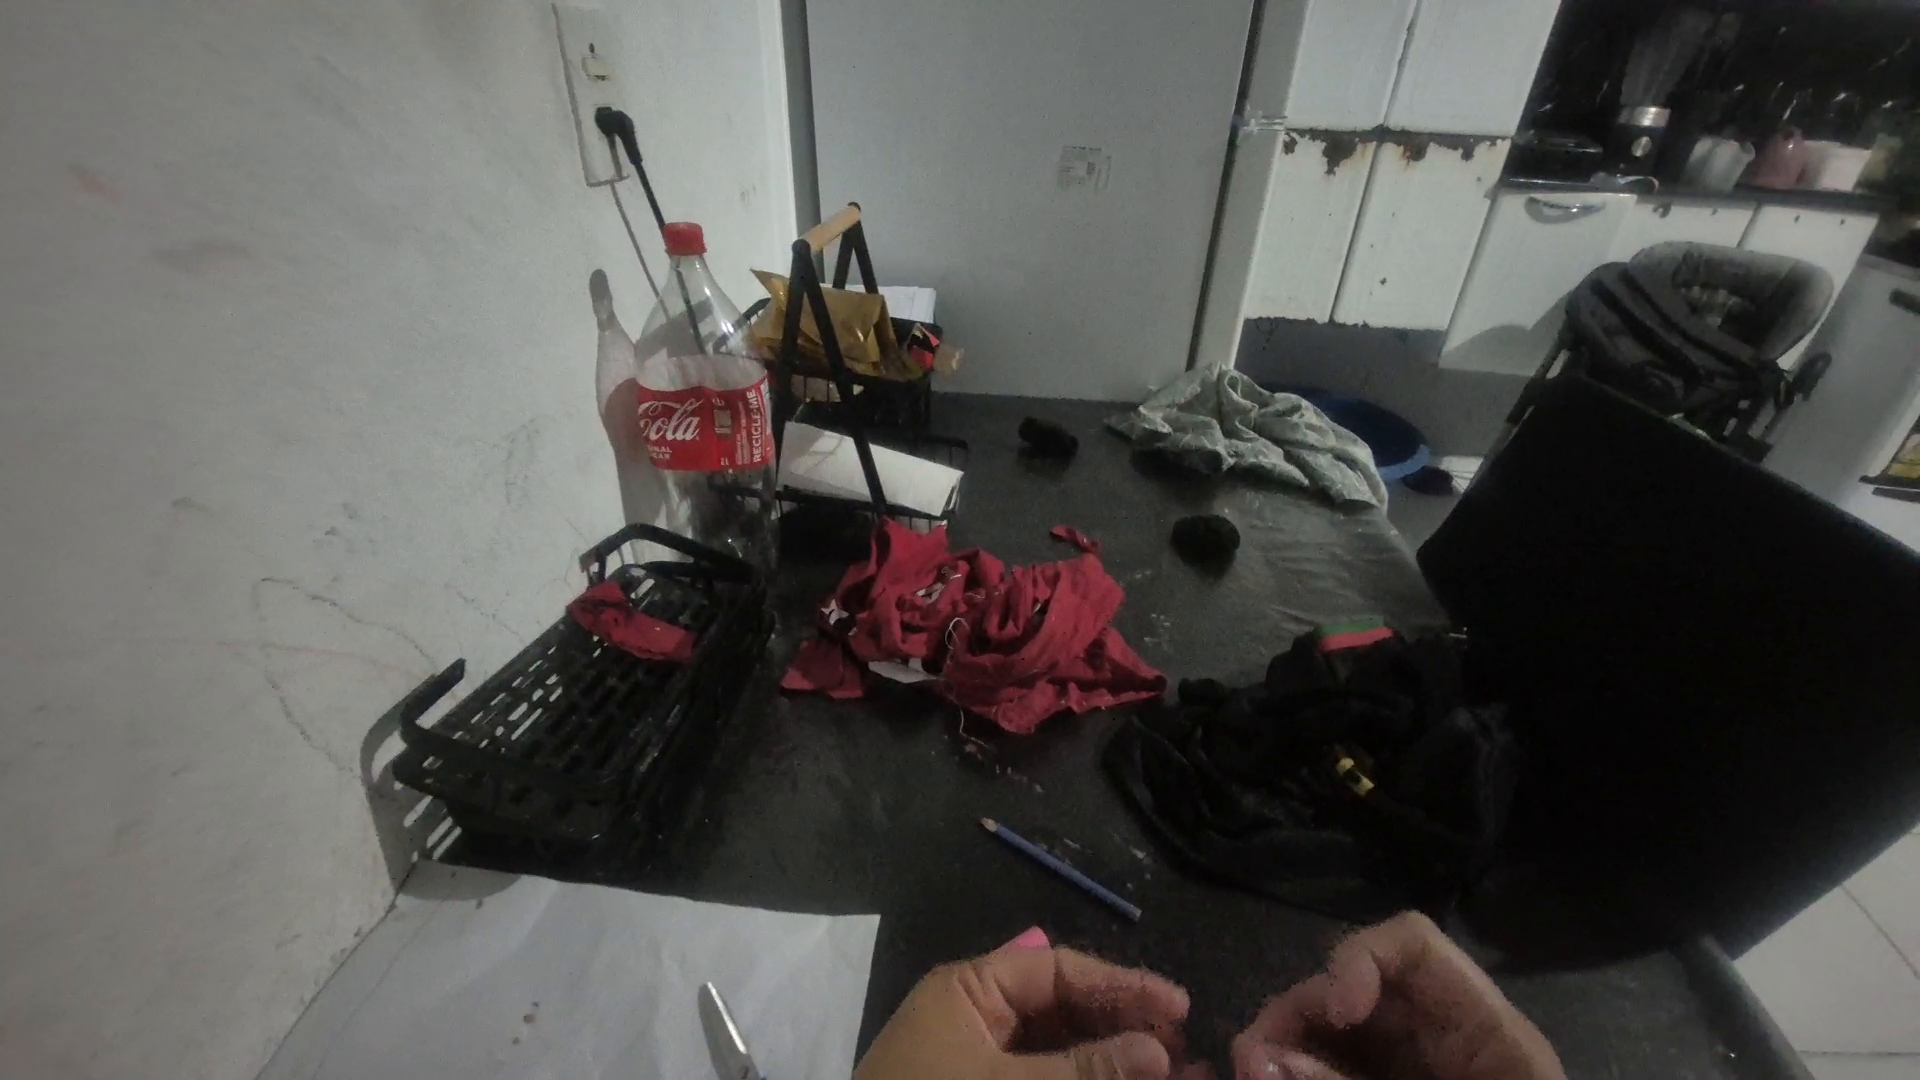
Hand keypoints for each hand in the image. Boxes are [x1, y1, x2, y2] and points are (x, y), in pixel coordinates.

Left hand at [854, 928, 1196, 1079]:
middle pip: (1064, 1008)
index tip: (1178, 1005)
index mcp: (970, 988)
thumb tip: (1157, 1050)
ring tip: (1178, 1071)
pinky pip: (1049, 1077)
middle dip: (1124, 1026)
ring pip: (1063, 1049)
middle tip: (1186, 1049)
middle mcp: (979, 1014)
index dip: (1119, 983)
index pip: (1056, 969)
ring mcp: (983, 1058)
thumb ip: (1081, 1069)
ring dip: (1114, 1061)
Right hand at [1232, 913, 1564, 1079]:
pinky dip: (1297, 1072)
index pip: (1412, 944)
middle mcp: (1436, 1034)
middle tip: (1251, 1062)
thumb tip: (1263, 1061)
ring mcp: (1408, 1066)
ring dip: (1283, 1048)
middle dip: (1294, 1017)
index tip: (1336, 1011)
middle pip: (1350, 987)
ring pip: (1328, 1030)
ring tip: (1252, 1072)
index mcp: (1483, 1029)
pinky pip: (1330, 1064)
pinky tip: (1268, 1078)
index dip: (1359, 957)